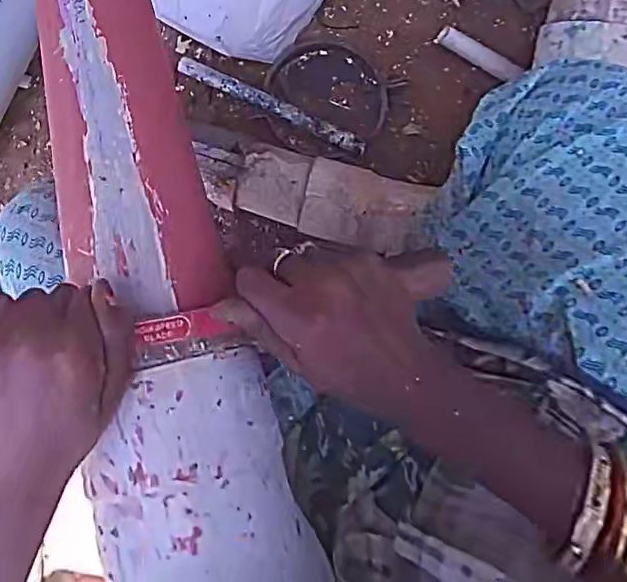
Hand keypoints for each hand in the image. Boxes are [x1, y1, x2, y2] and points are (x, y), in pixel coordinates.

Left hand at [0, 281, 133, 492]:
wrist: (16, 471)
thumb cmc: (69, 432)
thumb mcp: (112, 390)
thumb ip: (117, 334)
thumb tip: (101, 290)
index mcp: (73, 349)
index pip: (85, 295)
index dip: (87, 316)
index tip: (82, 337)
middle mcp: (33, 338)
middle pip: (57, 295)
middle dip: (62, 316)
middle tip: (59, 349)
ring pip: (28, 299)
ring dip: (35, 316)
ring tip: (33, 351)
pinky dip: (6, 319)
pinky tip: (10, 347)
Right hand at [214, 246, 454, 425]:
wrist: (407, 373)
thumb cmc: (345, 376)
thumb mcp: (296, 363)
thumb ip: (258, 327)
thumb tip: (219, 304)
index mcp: (298, 316)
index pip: (249, 278)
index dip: (252, 290)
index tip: (262, 301)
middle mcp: (321, 282)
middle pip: (279, 261)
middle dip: (284, 281)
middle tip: (304, 307)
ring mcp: (349, 265)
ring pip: (307, 253)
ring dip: (310, 271)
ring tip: (331, 299)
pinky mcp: (370, 256)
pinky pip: (335, 251)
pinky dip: (336, 267)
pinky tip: (351, 290)